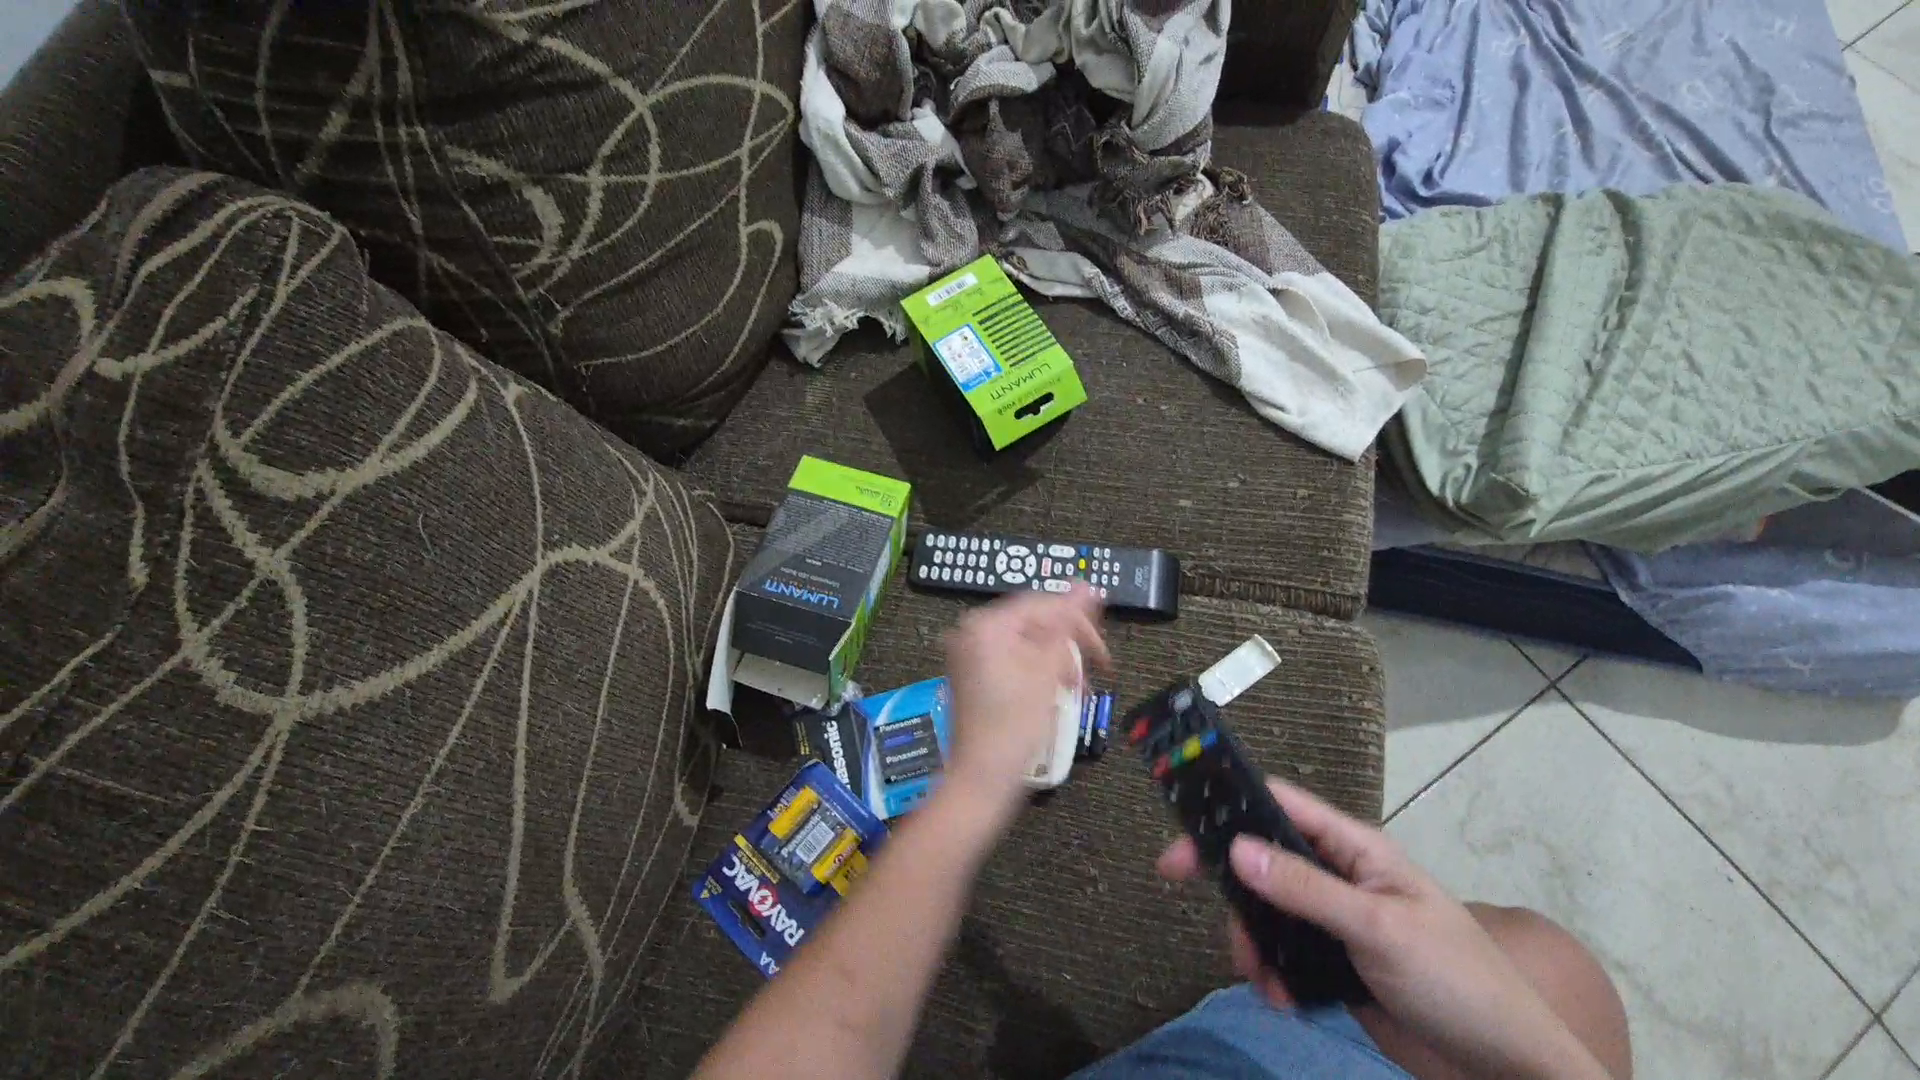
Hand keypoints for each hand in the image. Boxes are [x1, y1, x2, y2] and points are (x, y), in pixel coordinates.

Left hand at [942, 587, 1110, 819]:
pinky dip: (1038, 672)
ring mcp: (970, 655)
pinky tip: (1055, 692)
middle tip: (1093, 669)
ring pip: (1028, 643)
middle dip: (1067, 645)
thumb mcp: (1049, 670)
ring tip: (1074, 688)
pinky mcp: (974, 675)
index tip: (1102, 646)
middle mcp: (971, 633)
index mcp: (985, 625)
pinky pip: (1014, 660)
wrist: (982, 778)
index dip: (1078, 621)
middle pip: (1034, 623)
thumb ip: (1068, 624)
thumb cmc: (1014, 727)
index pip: (1042, 604)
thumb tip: (1088, 586)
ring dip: (1057, 661)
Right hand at [1158, 780, 1607, 1079]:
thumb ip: (1306, 888)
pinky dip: (1270, 973)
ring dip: (1251, 939)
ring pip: (1265, 911)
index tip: (1184, 817)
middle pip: (1263, 858)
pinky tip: (1281, 1000)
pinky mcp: (1332, 964)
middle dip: (1228, 878)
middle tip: (1175, 880)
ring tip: (1259, 977)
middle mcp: (1338, 876)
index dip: (1231, 803)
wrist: (1501, 1067)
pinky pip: (1282, 954)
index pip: (1282, 805)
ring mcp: (1334, 921)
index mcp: (1355, 849)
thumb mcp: (1377, 928)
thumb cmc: (1453, 979)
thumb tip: (1237, 848)